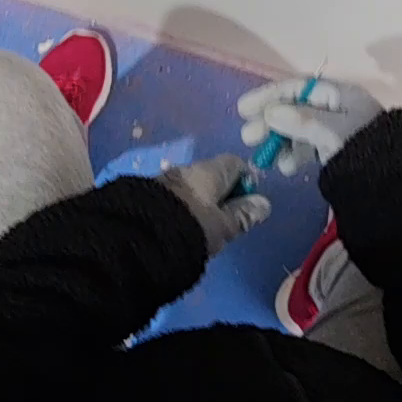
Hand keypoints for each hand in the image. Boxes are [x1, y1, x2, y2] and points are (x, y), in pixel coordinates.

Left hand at [157, 154, 272, 257]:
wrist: (138, 237)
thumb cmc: (191, 228)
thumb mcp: (223, 226)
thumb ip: (243, 215)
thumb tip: (263, 203)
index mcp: (209, 171)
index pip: (235, 163)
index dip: (246, 180)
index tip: (249, 203)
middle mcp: (188, 169)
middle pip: (214, 175)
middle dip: (223, 194)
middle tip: (228, 220)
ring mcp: (166, 180)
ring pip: (194, 187)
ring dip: (203, 202)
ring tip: (206, 228)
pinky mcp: (149, 196)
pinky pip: (177, 197)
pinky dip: (186, 208)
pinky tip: (185, 227)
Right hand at [236, 78, 384, 174]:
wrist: (394, 184)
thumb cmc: (363, 149)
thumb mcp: (332, 132)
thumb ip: (301, 120)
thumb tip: (271, 112)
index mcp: (341, 95)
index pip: (298, 87)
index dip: (269, 95)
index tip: (244, 109)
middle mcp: (338, 108)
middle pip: (296, 108)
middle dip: (271, 122)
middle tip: (248, 138)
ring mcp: (337, 130)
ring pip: (300, 130)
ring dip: (280, 142)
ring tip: (267, 160)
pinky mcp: (337, 150)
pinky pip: (310, 147)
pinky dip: (295, 155)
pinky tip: (286, 167)